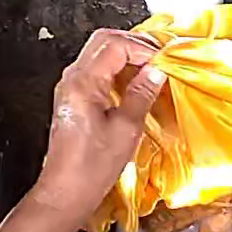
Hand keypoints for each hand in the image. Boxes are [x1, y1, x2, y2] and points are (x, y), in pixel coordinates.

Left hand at [30, 29, 165, 223]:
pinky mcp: (75, 97)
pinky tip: (137, 83)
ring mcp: (71, 87)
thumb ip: (142, 94)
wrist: (66, 191)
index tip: (165, 61)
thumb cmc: (93, 166)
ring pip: (100, 52)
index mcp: (83, 83)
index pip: (115, 45)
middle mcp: (73, 79)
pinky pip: (98, 69)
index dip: (144, 49)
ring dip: (128, 55)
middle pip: (104, 40)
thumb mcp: (126, 129)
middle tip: (160, 58)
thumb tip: (158, 70)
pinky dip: (120, 69)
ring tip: (153, 69)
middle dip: (135, 44)